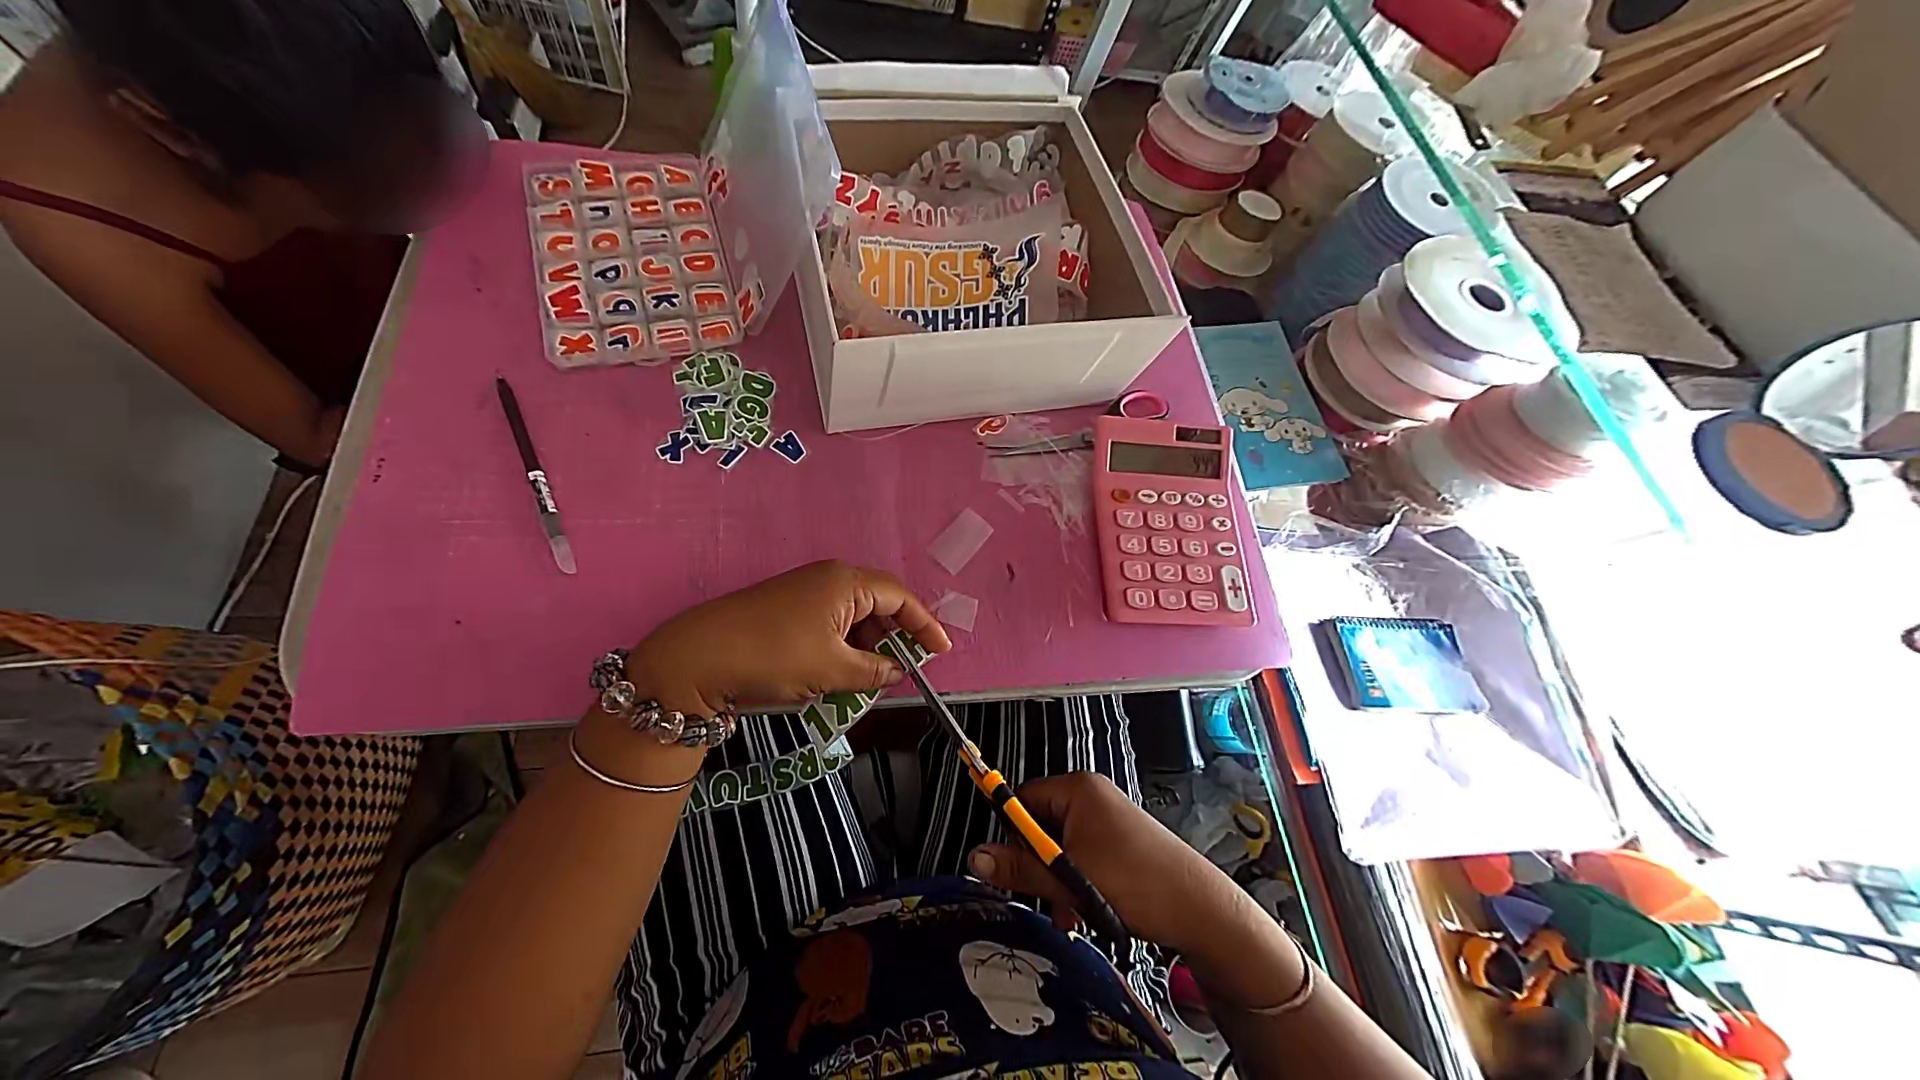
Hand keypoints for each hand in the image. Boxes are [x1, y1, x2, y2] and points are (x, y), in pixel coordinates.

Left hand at [627, 560, 950, 716]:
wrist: (697, 659)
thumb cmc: (773, 656)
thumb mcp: (832, 670)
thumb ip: (874, 670)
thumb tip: (896, 670)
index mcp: (845, 582)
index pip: (900, 597)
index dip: (924, 624)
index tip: (941, 651)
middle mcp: (828, 579)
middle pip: (878, 605)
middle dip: (894, 638)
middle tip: (904, 670)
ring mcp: (805, 593)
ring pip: (853, 618)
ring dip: (867, 647)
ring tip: (870, 679)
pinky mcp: (787, 610)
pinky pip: (830, 625)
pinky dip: (842, 648)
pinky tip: (839, 674)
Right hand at [964, 773, 1243, 952]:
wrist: (1200, 910)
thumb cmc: (1145, 884)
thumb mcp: (1070, 880)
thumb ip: (1020, 868)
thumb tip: (980, 858)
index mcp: (1079, 789)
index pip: (1021, 798)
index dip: (1011, 834)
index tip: (1002, 861)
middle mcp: (1093, 798)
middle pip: (1039, 824)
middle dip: (1038, 864)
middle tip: (1045, 892)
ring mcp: (1107, 820)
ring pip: (1060, 846)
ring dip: (1057, 880)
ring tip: (1070, 908)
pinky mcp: (1118, 842)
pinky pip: (1080, 856)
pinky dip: (1076, 882)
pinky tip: (1084, 909)